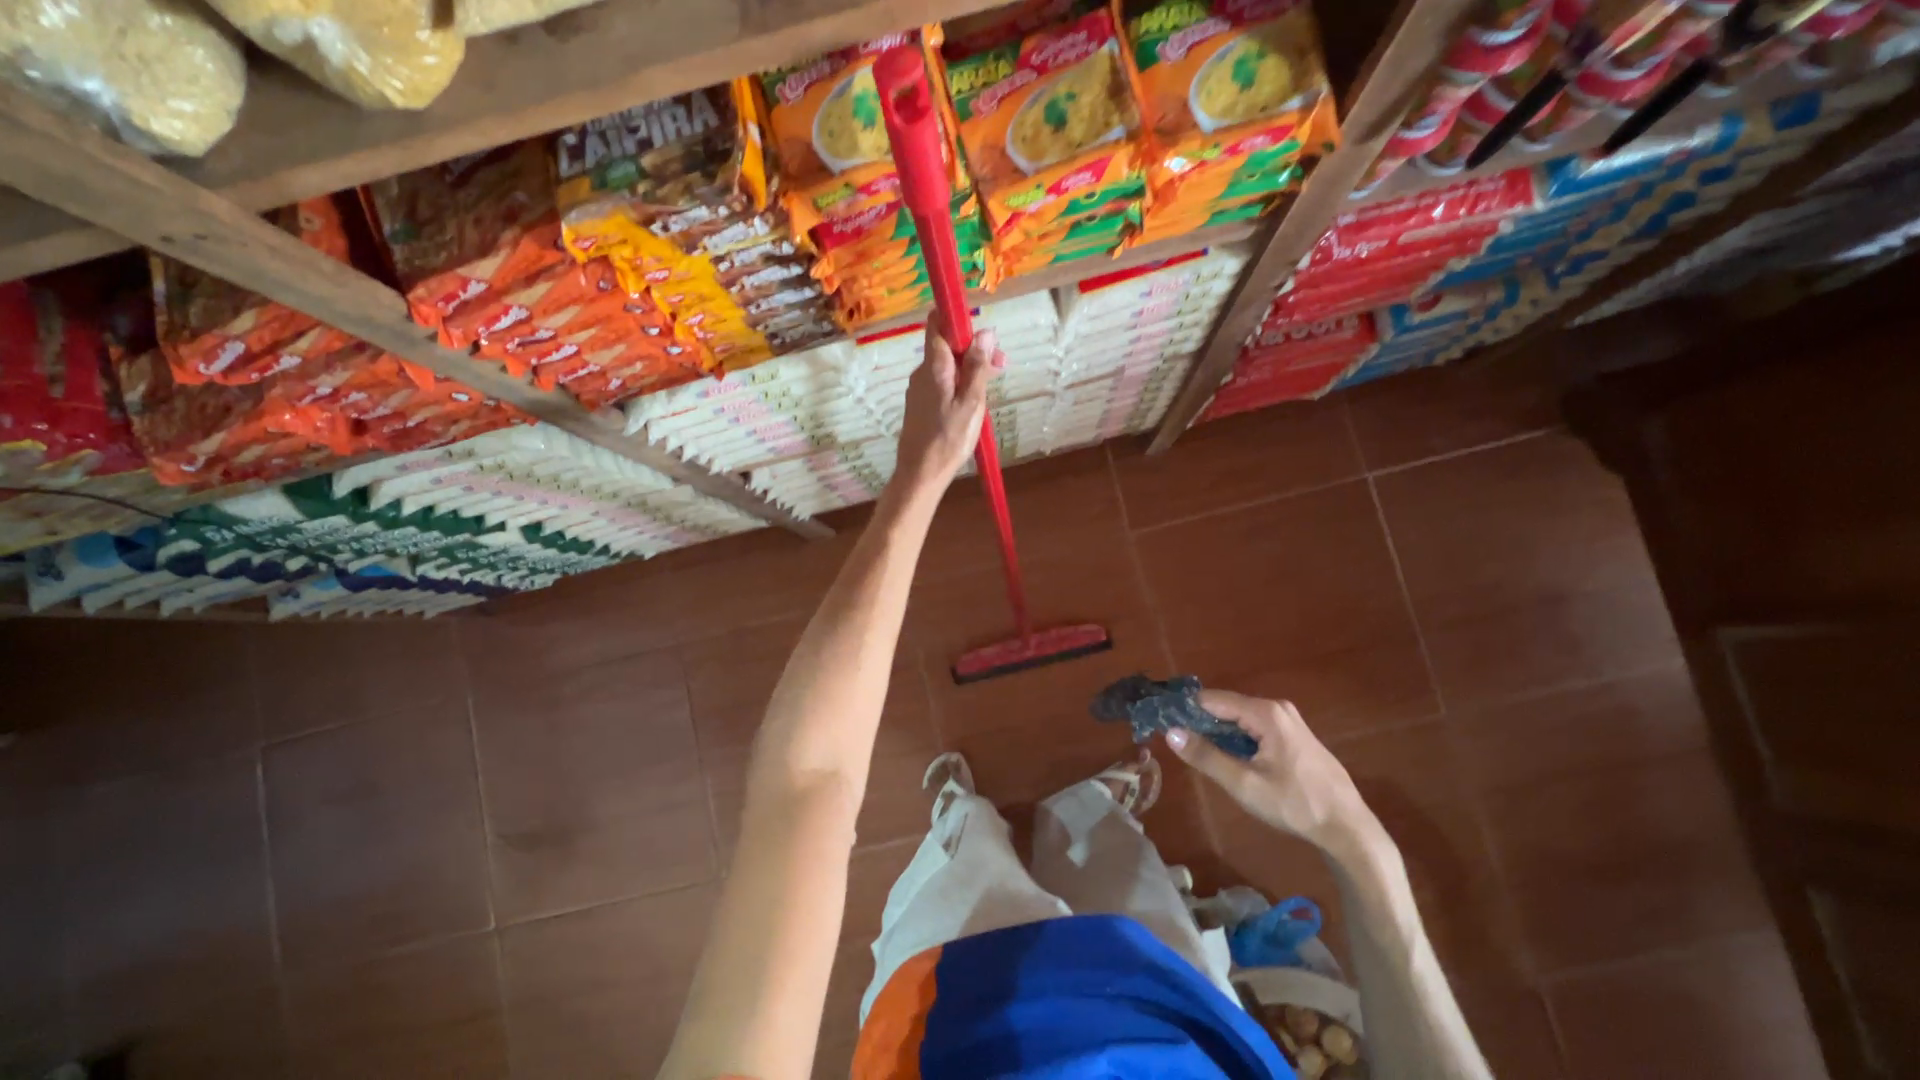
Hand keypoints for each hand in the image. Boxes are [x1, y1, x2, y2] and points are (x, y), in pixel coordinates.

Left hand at [893, 325, 1000, 495]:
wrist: (920, 473)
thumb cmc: (948, 439)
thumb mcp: (971, 403)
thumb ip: (977, 367)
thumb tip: (985, 332)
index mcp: (934, 366)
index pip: (938, 323)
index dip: (959, 319)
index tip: (983, 332)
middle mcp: (922, 371)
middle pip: (947, 345)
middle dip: (975, 349)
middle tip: (1001, 366)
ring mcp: (919, 387)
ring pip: (947, 365)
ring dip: (970, 368)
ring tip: (991, 387)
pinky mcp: (921, 402)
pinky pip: (942, 381)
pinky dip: (960, 383)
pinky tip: (973, 402)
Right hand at [1163, 690, 1380, 851]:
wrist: (1347, 826)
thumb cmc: (1294, 804)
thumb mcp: (1244, 783)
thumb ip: (1206, 756)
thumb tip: (1171, 732)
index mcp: (1266, 713)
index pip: (1213, 699)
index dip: (1185, 709)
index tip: (1160, 720)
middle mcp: (1278, 709)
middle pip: (1227, 707)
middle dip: (1200, 721)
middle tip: (1174, 741)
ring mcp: (1290, 722)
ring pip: (1242, 720)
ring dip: (1218, 733)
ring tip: (1194, 751)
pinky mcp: (1295, 738)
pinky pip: (1256, 729)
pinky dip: (1237, 740)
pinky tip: (1228, 759)